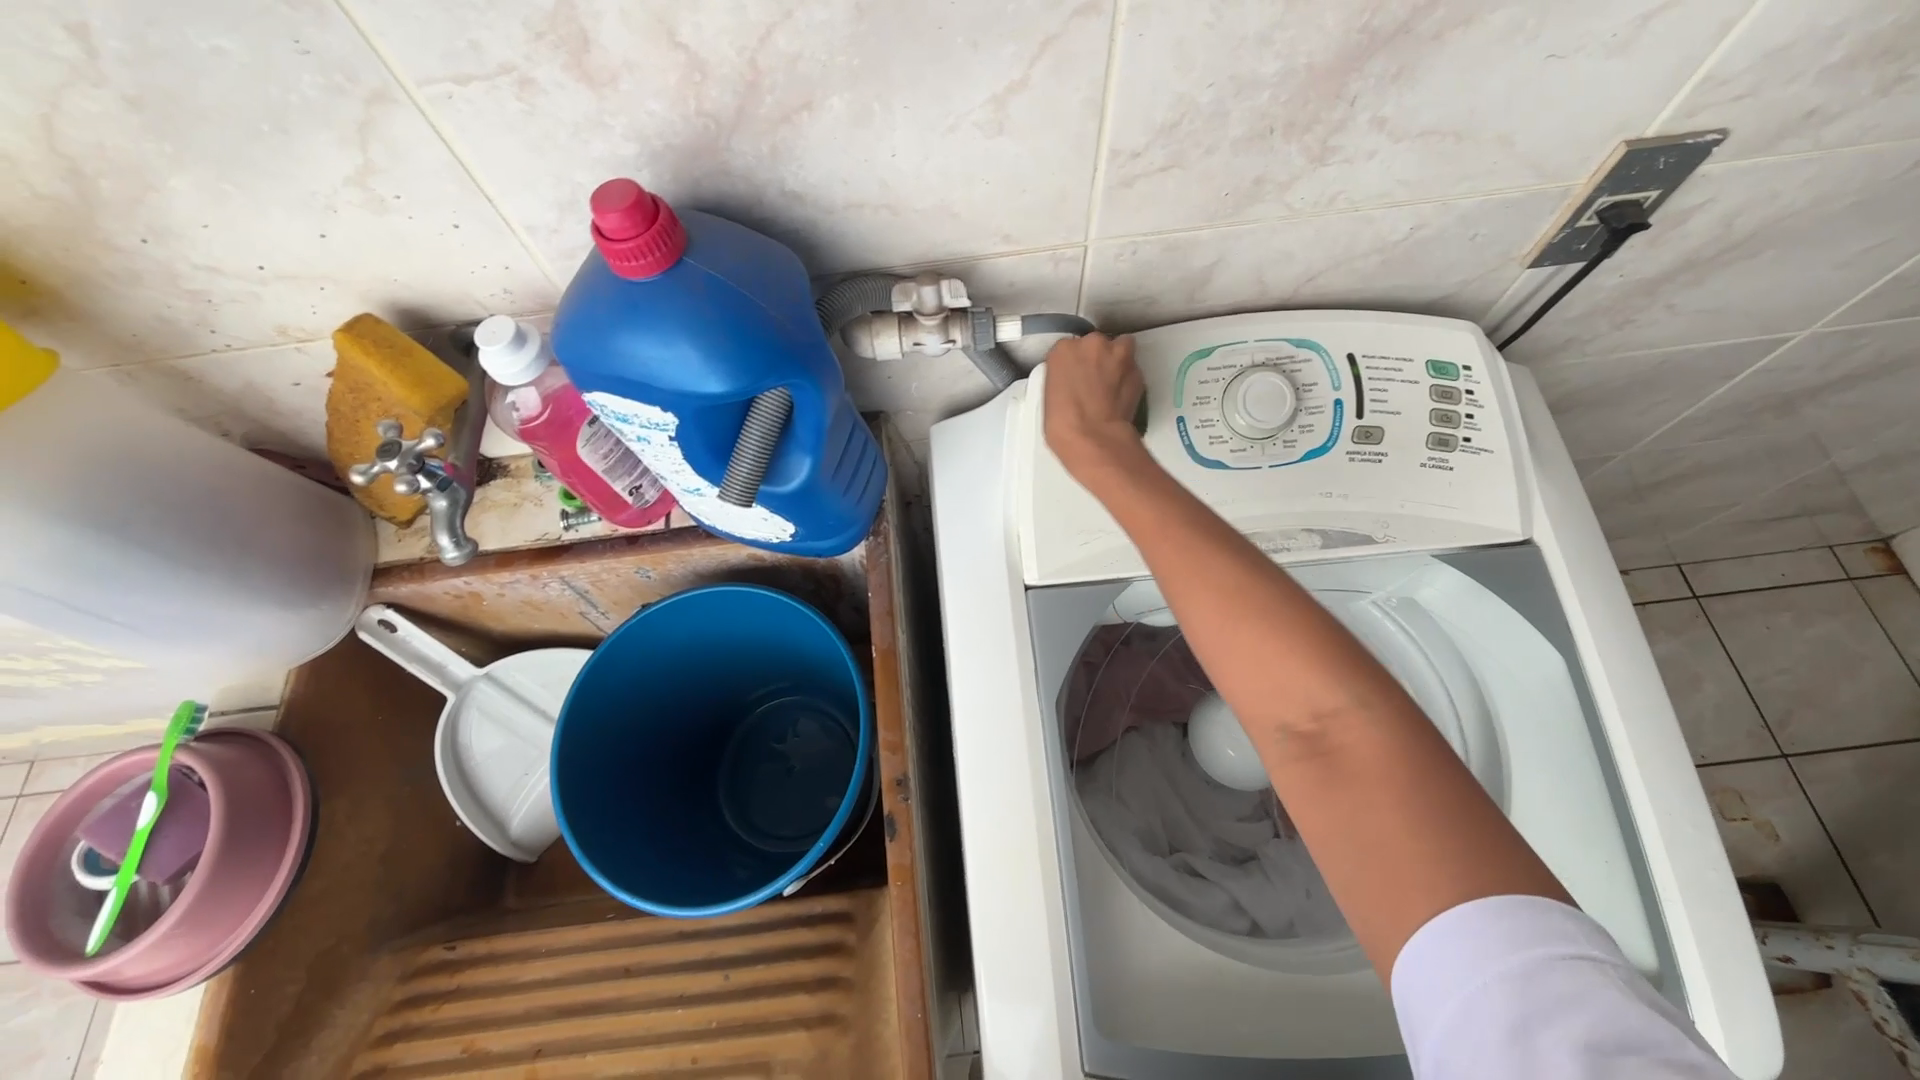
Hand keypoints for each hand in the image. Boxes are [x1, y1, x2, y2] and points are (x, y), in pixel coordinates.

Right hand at [1042, 333, 1147, 483]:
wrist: (1095, 438)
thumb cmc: (1062, 424)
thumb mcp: (1050, 395)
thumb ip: (1064, 377)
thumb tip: (1075, 381)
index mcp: (1063, 350)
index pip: (1068, 348)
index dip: (1073, 363)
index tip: (1074, 377)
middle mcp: (1092, 343)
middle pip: (1096, 343)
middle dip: (1096, 358)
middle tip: (1093, 382)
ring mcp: (1118, 354)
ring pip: (1121, 347)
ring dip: (1117, 360)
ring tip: (1112, 384)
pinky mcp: (1137, 371)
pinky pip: (1132, 369)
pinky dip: (1128, 378)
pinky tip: (1122, 396)